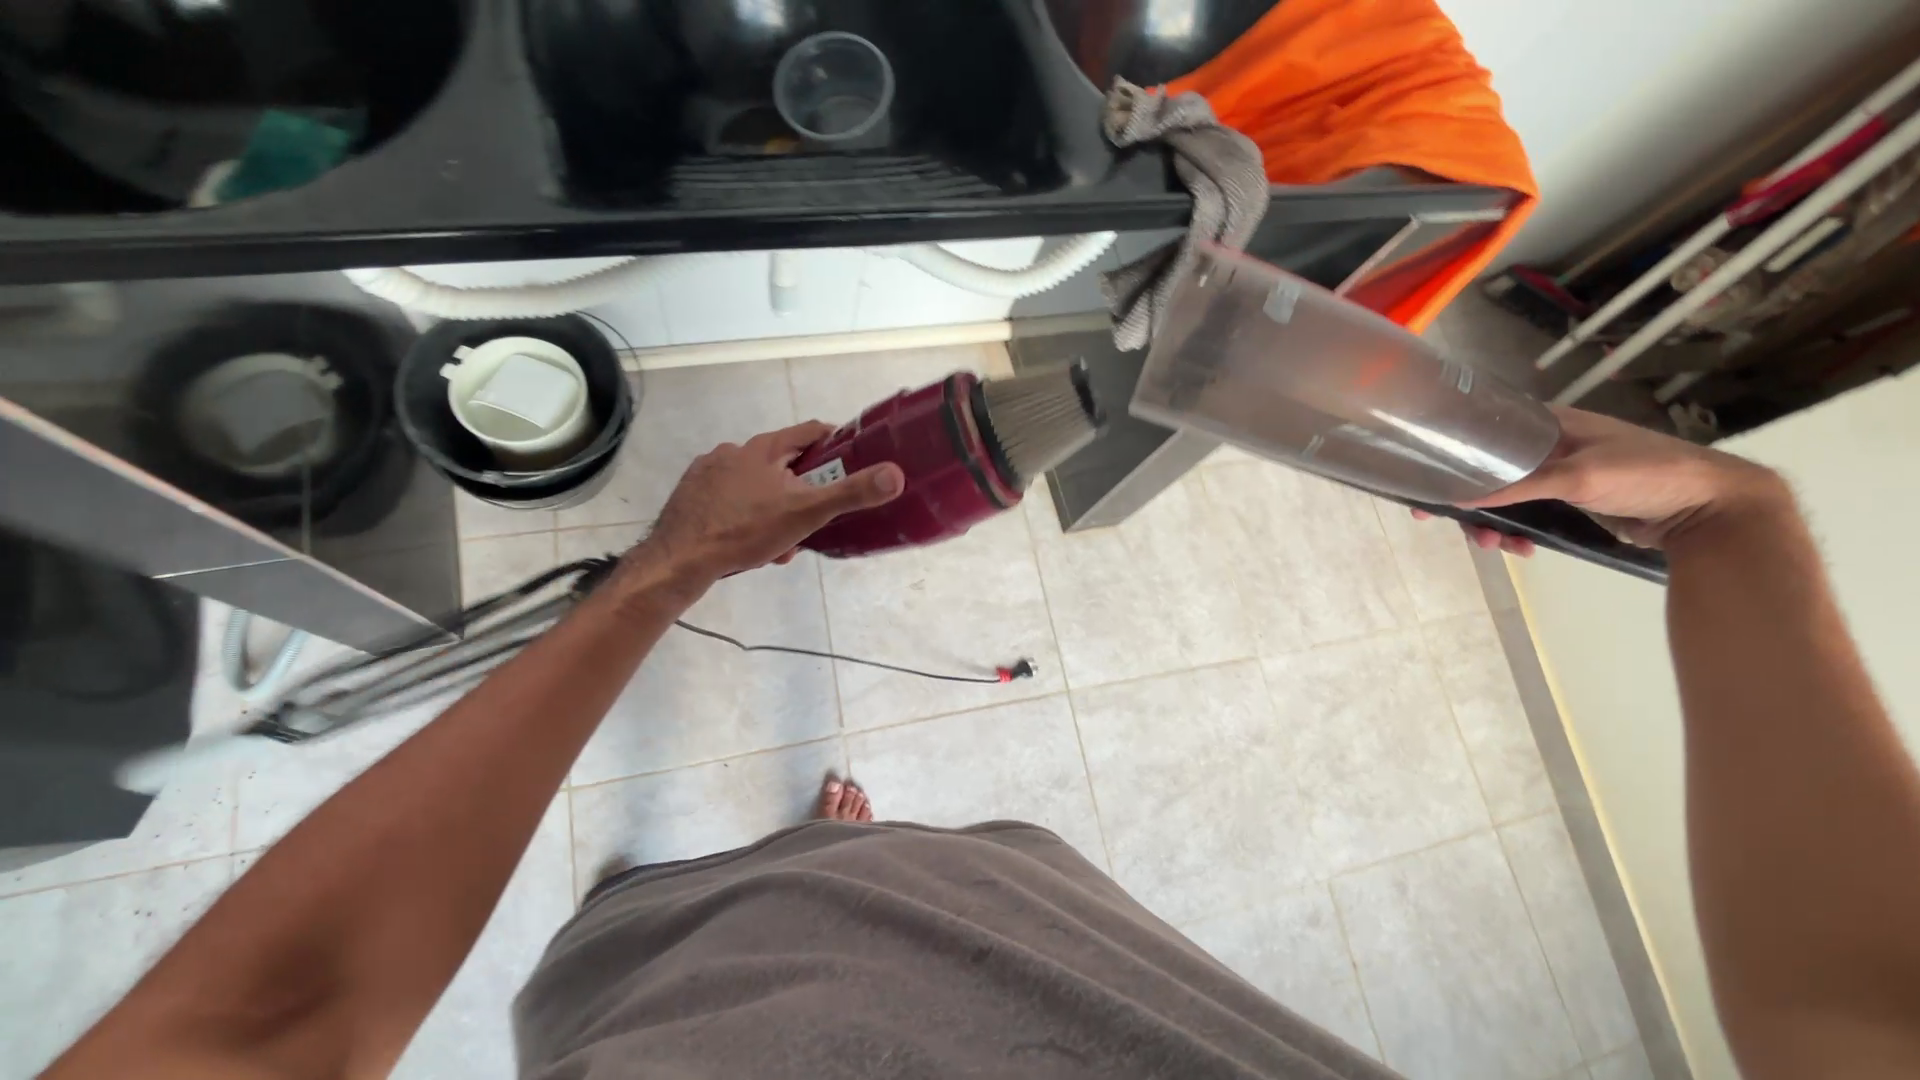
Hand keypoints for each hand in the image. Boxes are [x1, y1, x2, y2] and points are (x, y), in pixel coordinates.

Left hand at [633, 421, 903, 584]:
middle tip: (813, 519)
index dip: (834, 442)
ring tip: (779, 543)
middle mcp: (735, 451)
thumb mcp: (806, 512)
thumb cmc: (747, 530)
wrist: (681, 557)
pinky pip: (730, 500)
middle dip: (802, 490)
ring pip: (757, 485)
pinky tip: (747, 542)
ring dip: (774, 507)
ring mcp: (708, 471)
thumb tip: (896, 474)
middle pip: (783, 463)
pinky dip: (745, 516)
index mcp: (765, 448)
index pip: (810, 431)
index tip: (850, 460)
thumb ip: (851, 492)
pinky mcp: (691, 494)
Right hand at [1421, 405, 1785, 552]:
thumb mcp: (1578, 476)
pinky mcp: (1572, 503)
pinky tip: (1525, 550)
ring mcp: (1560, 476)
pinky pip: (1529, 517)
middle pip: (1489, 472)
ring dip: (1495, 525)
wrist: (1712, 508)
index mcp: (1551, 424)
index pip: (1485, 433)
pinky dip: (1520, 533)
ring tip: (1498, 547)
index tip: (1428, 486)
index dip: (1453, 458)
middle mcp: (1550, 445)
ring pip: (1506, 500)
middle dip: (1472, 504)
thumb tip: (1458, 499)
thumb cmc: (1647, 474)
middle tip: (1460, 530)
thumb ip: (1518, 486)